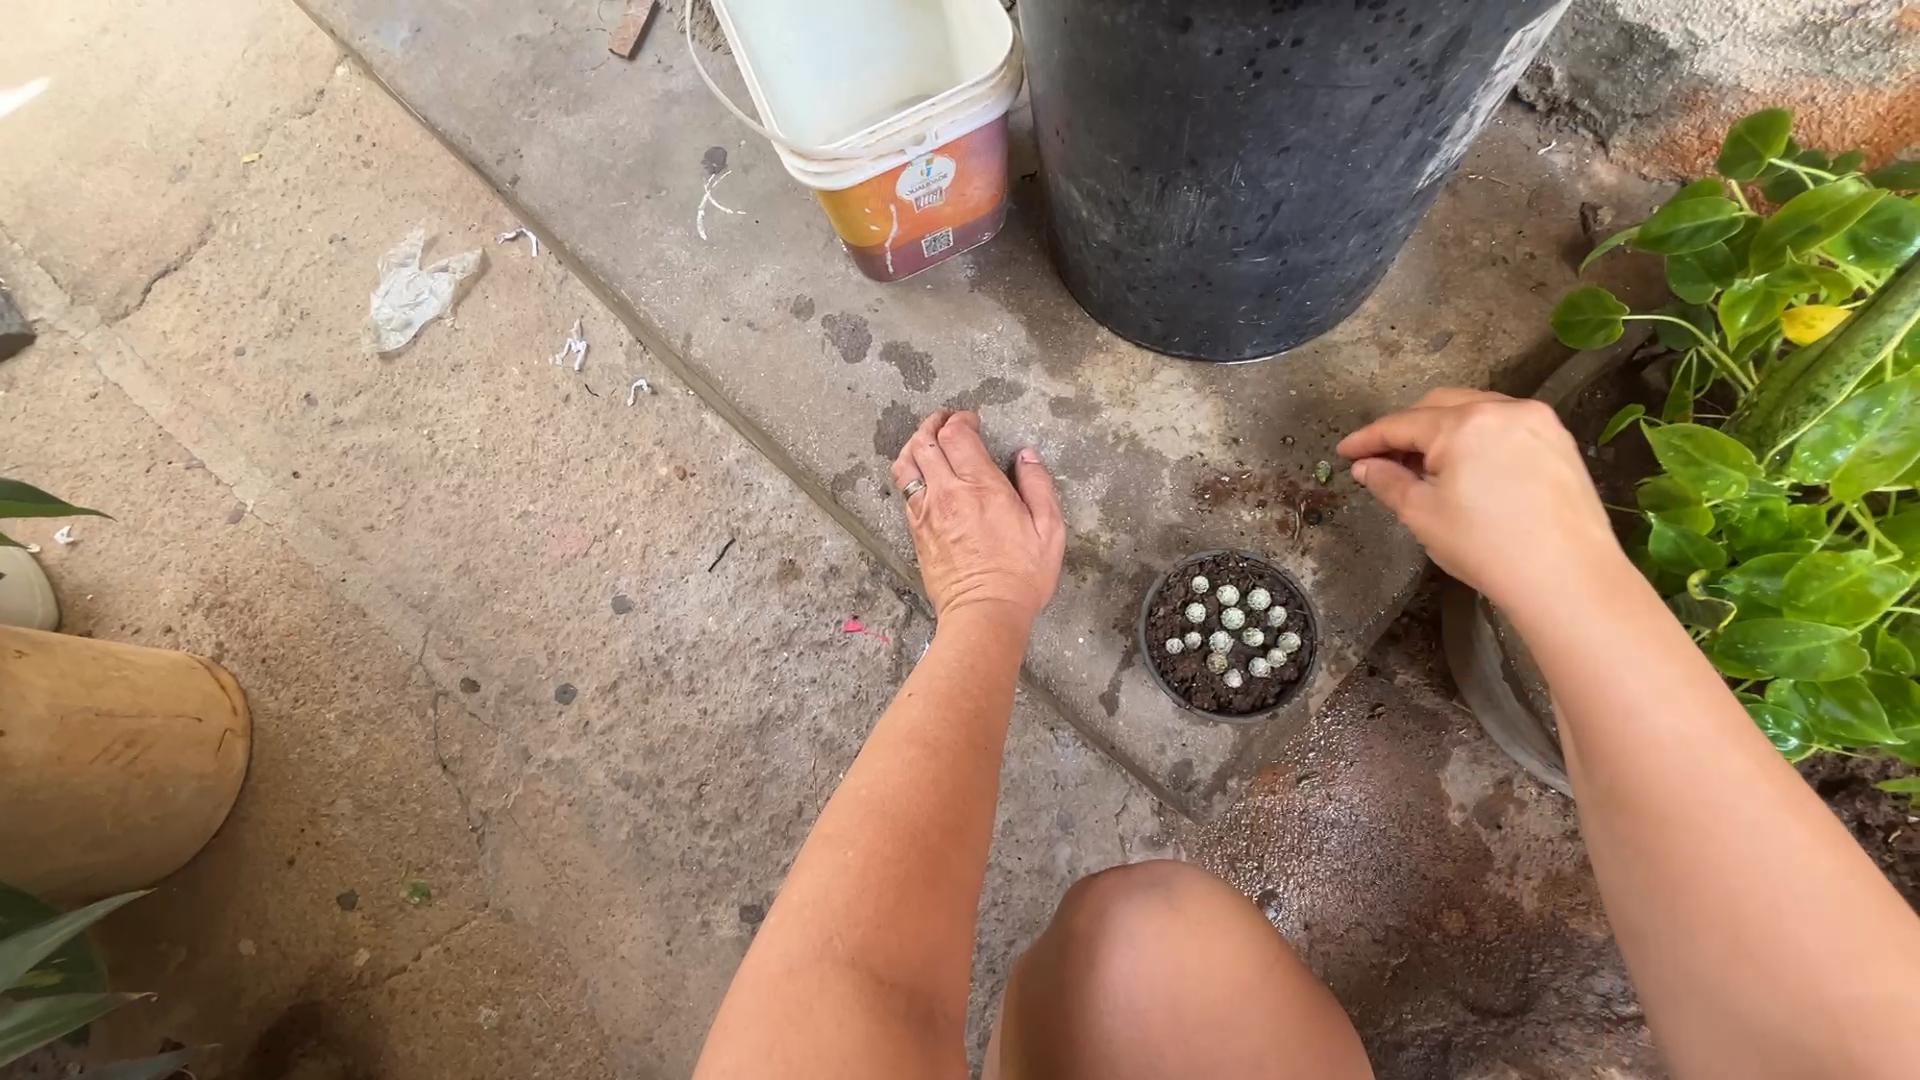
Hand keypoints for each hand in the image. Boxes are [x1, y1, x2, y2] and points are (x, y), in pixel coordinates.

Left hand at [889, 410, 1064, 624]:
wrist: (984, 613)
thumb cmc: (1021, 576)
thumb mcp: (1049, 530)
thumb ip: (1038, 485)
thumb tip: (1027, 456)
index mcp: (982, 486)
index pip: (957, 435)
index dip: (961, 420)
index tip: (972, 421)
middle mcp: (948, 493)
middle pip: (925, 441)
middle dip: (933, 423)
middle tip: (945, 420)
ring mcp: (927, 512)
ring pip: (906, 463)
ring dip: (914, 444)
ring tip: (926, 440)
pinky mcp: (916, 531)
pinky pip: (904, 491)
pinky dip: (909, 473)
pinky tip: (921, 474)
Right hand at [1337, 388, 1624, 611]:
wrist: (1566, 577)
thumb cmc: (1485, 546)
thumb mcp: (1420, 514)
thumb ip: (1387, 482)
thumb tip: (1365, 467)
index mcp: (1465, 425)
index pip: (1401, 424)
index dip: (1367, 439)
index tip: (1344, 452)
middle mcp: (1503, 409)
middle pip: (1437, 406)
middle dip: (1404, 429)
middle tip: (1380, 459)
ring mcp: (1537, 422)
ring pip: (1472, 410)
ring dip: (1439, 431)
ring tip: (1419, 465)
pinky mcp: (1558, 440)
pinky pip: (1501, 425)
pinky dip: (1472, 437)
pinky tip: (1461, 466)